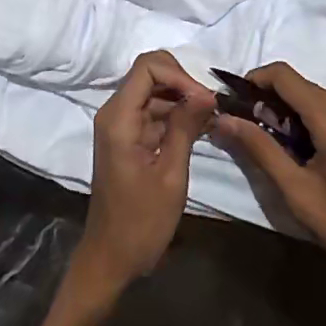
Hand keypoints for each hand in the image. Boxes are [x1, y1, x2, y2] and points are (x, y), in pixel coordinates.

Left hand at [80, 50, 215, 284]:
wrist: (111, 259)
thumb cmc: (141, 222)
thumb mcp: (171, 175)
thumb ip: (185, 127)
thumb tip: (207, 92)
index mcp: (118, 117)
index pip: (148, 67)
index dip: (179, 75)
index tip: (204, 98)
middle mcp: (115, 112)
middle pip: (151, 73)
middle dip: (184, 83)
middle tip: (212, 107)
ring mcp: (121, 124)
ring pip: (155, 90)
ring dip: (184, 98)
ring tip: (213, 118)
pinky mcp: (129, 136)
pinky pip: (154, 110)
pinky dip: (177, 114)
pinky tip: (201, 128)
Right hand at [217, 64, 325, 325]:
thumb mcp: (299, 195)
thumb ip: (260, 151)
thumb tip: (224, 120)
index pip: (284, 75)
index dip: (253, 80)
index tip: (232, 104)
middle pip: (300, 85)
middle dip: (269, 101)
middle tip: (249, 134)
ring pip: (316, 97)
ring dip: (290, 113)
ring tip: (276, 149)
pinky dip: (311, 121)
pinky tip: (305, 153)